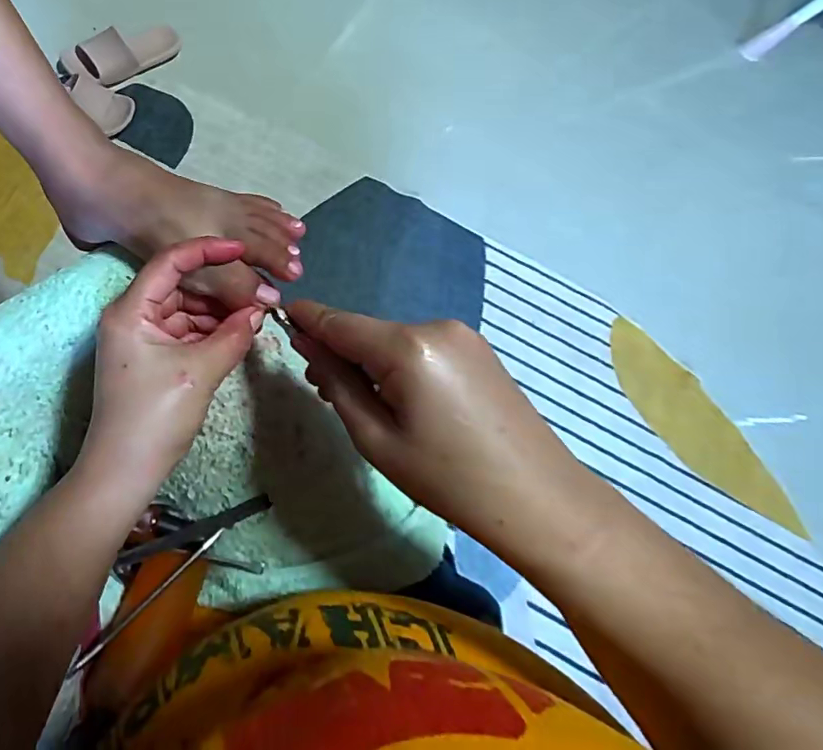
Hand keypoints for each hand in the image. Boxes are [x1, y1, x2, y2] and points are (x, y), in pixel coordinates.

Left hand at [80, 238, 265, 501]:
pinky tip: (235, 336)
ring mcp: (137, 337)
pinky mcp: (147, 357)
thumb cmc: (154, 416)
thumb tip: (259, 310)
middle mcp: (129, 315)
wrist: (122, 471)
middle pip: (178, 287)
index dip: (207, 251)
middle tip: (259, 296)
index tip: (242, 249)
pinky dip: (206, 333)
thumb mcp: (199, 372)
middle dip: (218, 291)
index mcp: (130, 309)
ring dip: (215, 314)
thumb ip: (232, 336)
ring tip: (252, 318)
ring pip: (182, 310)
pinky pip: (180, 332)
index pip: (170, 262)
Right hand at [287, 301, 597, 553]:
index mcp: (407, 346)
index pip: (338, 321)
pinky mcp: (475, 348)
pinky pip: (417, 346)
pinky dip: (395, 364)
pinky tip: (397, 398)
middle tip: (320, 389)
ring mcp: (460, 334)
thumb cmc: (449, 480)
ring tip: (359, 402)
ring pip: (390, 339)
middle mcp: (433, 326)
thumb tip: (306, 342)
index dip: (305, 319)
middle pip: (364, 330)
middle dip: (336, 351)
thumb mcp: (376, 438)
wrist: (544, 503)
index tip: (277, 320)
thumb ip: (335, 381)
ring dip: (366, 360)